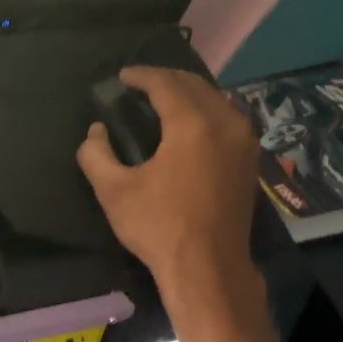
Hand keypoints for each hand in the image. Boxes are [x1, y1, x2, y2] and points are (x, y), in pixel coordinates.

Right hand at [77, 67, 262, 307]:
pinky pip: (227, 120)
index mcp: (192, 124)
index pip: (166, 84)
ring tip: (164, 102)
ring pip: (216, 100)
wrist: (206, 265)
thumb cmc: (157, 226)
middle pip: (195, 86)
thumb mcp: (114, 192)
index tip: (122, 76)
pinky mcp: (249, 160)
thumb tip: (93, 133)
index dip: (141, 76)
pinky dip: (205, 112)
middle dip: (166, 81)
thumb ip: (97, 156)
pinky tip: (190, 127)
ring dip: (189, 95)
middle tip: (141, 85)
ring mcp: (243, 140)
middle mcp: (225, 122)